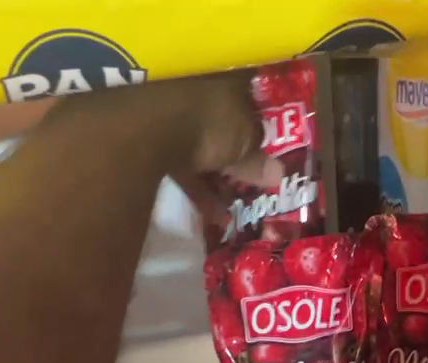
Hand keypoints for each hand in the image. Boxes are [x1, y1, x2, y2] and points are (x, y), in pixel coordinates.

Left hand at [35, 71, 274, 186]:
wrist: (150, 126)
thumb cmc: (209, 122)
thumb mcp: (244, 143)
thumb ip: (258, 159)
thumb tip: (277, 174)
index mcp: (226, 80)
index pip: (251, 99)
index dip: (262, 126)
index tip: (270, 150)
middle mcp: (200, 90)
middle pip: (225, 127)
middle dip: (238, 159)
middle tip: (251, 185)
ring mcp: (173, 112)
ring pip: (203, 149)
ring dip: (218, 181)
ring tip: (232, 210)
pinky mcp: (153, 138)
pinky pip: (183, 166)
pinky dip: (198, 189)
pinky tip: (212, 216)